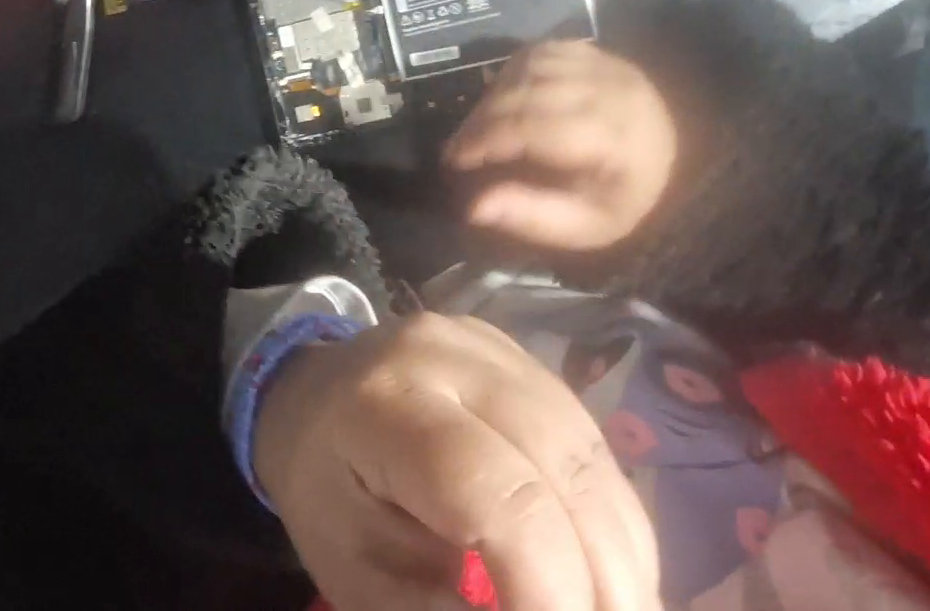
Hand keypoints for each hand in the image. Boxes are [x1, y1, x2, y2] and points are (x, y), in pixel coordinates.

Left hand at [255, 313, 659, 610]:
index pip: (493, 490)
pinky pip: (582, 428)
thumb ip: (429, 607)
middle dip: (604, 568)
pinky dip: (605, 500)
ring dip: (620, 538)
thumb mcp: (350, 564)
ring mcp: (488, 344)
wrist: (309, 390)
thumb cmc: (321, 484)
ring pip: (585, 442)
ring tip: (620, 602)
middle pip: (559, 461)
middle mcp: (447, 356)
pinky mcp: (516, 351)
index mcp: (386, 406)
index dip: (547, 580)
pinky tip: (606, 551)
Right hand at [443, 41, 677, 251]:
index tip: (455, 161)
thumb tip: (473, 208)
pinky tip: (503, 96)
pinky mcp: (597, 53)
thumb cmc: (625, 201)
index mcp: (613, 138)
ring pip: (530, 67)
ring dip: (493, 95)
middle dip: (481, 120)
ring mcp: (604, 65)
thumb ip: (531, 216)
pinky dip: (513, 72)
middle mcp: (610, 91)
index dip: (486, 140)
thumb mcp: (585, 226)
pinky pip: (541, 50)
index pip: (534, 127)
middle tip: (455, 148)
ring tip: (477, 125)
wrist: (676, 165)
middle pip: (527, 94)